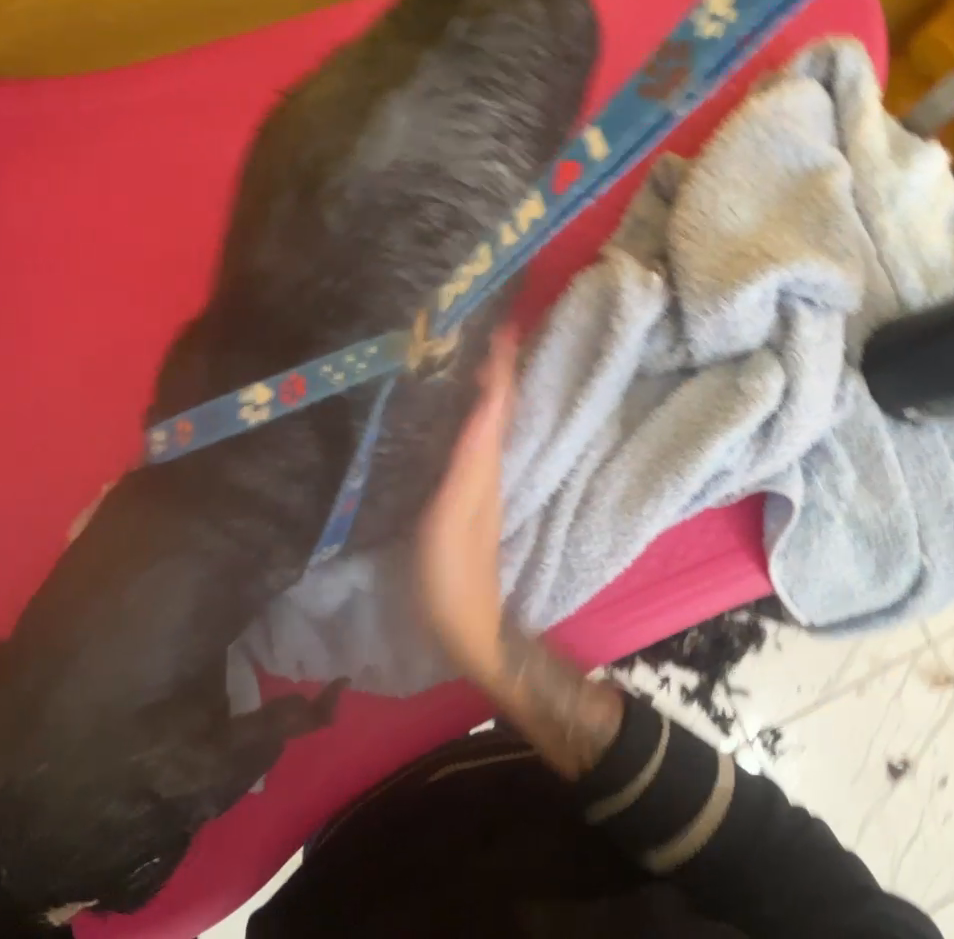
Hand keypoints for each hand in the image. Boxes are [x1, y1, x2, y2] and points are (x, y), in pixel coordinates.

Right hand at [414, 327, 518, 678]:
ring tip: (476, 357)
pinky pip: (479, 442)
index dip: (502, 368)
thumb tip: (481, 407)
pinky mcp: (470, 498)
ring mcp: (482, 484)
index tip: (504, 326)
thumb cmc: (451, 576)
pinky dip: (477, 416)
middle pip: (500, 410)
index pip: (499, 406)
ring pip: (491, 423)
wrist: (467, 627)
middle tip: (489, 330)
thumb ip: (465, 466)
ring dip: (489, 389)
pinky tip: (464, 412)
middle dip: (499, 370)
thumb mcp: (450, 519)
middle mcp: (489, 469)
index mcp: (485, 467)